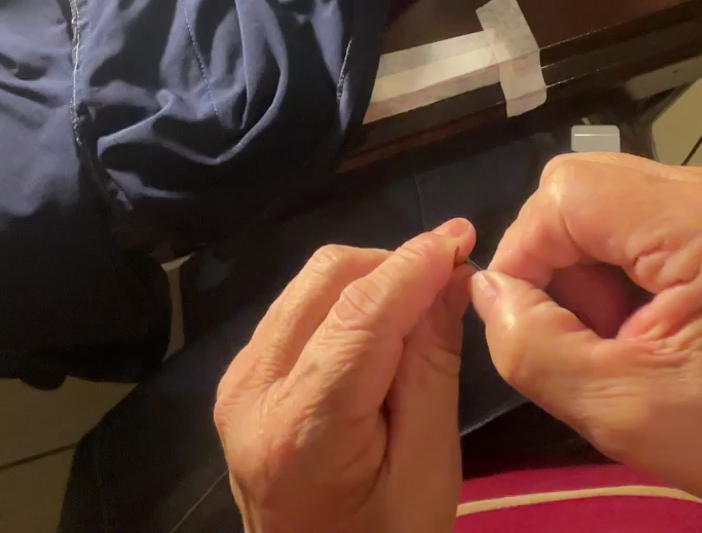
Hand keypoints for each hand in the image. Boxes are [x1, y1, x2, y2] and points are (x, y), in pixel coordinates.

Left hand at [215, 219, 475, 532]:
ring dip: (372, 277)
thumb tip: (452, 273)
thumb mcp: (428, 467)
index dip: (415, 264)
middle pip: (328, 278)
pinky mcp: (241, 372)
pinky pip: (299, 304)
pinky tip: (379, 327)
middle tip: (446, 280)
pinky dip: (347, 297)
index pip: (362, 313)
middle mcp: (252, 387)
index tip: (462, 234)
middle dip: (393, 265)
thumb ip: (434, 363)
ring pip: (312, 281)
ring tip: (418, 305)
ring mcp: (239, 376)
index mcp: (300, 427)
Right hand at [469, 153, 701, 528]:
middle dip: (551, 254)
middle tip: (577, 326)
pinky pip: (612, 209)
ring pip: (587, 194)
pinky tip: (626, 309)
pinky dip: (596, 257)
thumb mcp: (619, 411)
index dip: (526, 253)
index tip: (526, 321)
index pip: (566, 196)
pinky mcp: (700, 209)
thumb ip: (534, 347)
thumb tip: (486, 287)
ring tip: (610, 325)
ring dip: (573, 258)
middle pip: (574, 184)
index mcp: (700, 224)